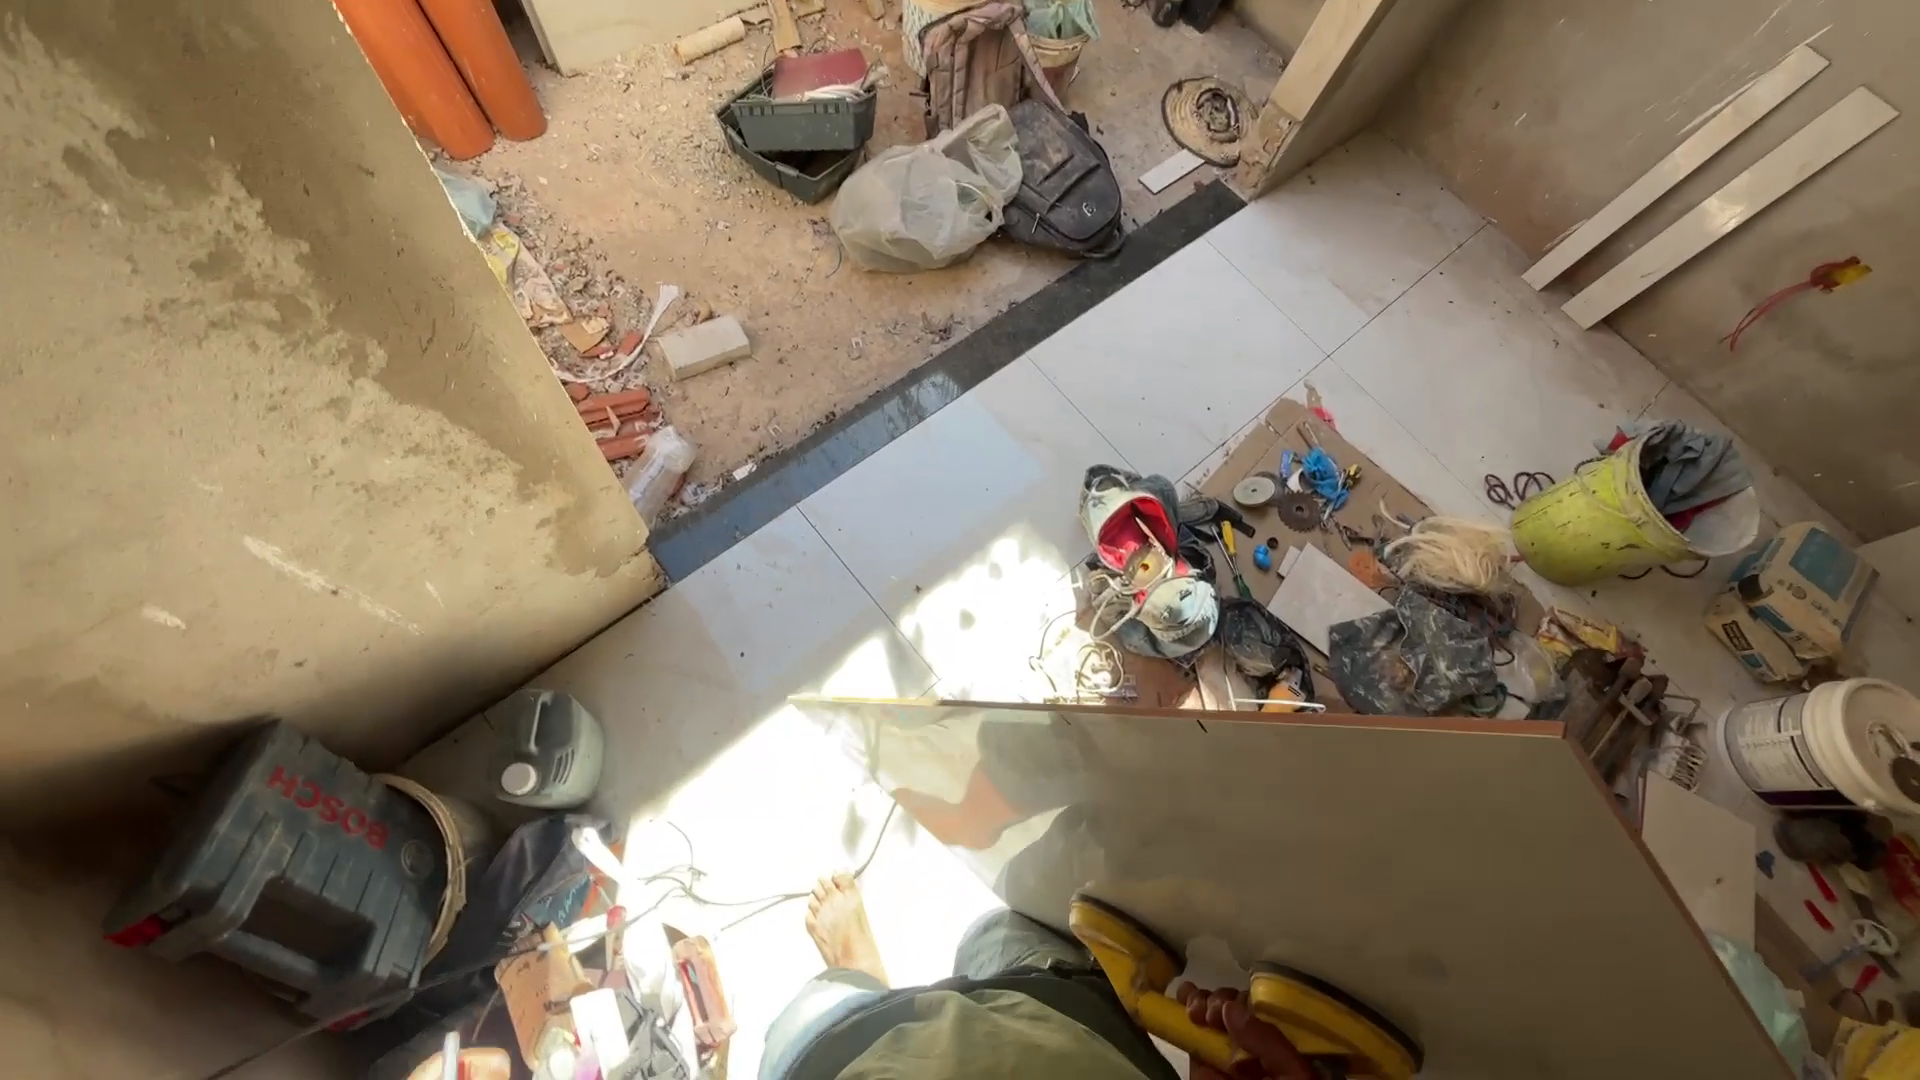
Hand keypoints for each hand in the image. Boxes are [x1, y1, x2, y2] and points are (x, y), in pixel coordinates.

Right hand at [1177, 984, 1312, 1079]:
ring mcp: (1226, 1063)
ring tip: (1194, 1010)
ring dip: (1199, 1004)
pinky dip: (1182, 1020)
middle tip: (1209, 1013)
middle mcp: (1254, 1053)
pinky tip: (1180, 1003)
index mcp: (1283, 1053)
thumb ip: (1268, 1042)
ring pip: (1209, 1020)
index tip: (1228, 1008)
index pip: (1261, 1012)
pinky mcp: (1202, 1074)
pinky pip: (1191, 1042)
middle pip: (1232, 1011)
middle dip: (1217, 1002)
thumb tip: (1230, 1008)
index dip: (1242, 1001)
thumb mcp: (1294, 1078)